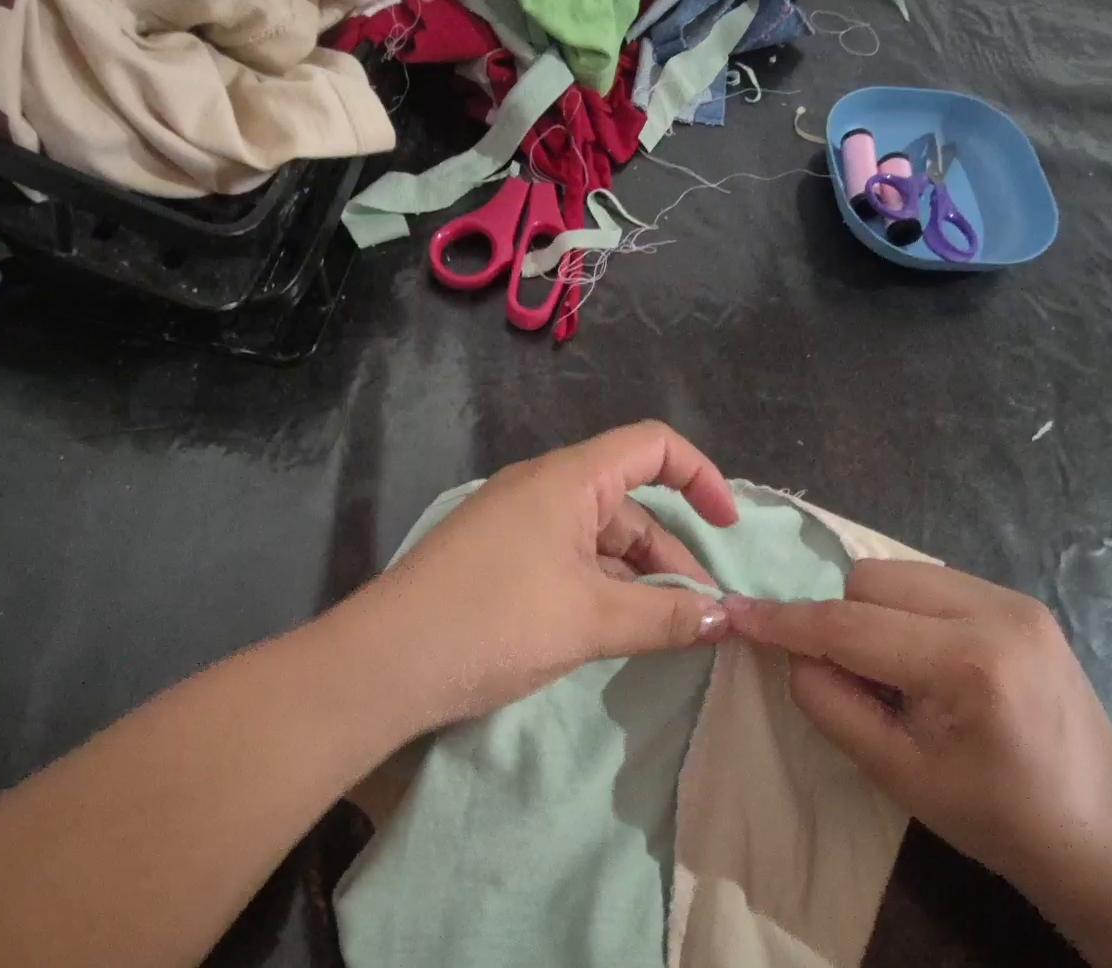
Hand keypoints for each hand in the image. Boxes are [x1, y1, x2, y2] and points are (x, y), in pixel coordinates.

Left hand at [338, 422, 738, 729]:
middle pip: (629, 504)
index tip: (728, 527)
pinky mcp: (499, 560)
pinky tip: (616, 630)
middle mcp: (543, 489)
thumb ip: (664, 616)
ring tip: (667, 631)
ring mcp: (517, 525)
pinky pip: (568, 561)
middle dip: (672, 555)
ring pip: (599, 540)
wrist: (383, 665)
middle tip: (702, 615)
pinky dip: (601, 589)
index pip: (652, 446)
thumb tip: (725, 618)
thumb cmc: (494, 622)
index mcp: (568, 479)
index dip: (701, 476)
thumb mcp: (590, 620)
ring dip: (638, 579)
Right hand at [726, 560, 1111, 888]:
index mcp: (966, 663)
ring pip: (897, 573)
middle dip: (834, 615)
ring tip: (880, 667)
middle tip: (833, 670)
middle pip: (870, 580)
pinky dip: (901, 610)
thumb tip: (791, 654)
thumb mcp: (897, 773)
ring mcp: (1013, 599)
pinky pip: (930, 583)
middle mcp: (994, 611)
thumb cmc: (996, 817)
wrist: (1105, 832)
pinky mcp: (1020, 601)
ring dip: (866, 609)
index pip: (848, 625)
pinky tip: (915, 656)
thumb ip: (830, 703)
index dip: (784, 621)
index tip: (735, 613)